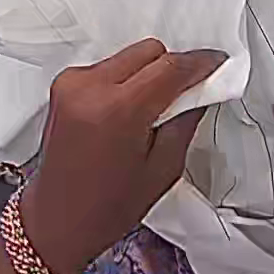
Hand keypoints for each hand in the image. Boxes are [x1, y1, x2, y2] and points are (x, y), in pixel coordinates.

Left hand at [21, 39, 225, 273]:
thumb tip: (203, 89)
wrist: (55, 221)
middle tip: (185, 96)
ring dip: (149, 72)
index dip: (201, 63)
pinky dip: (127, 78)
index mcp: (117, 110)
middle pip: (151, 52)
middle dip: (173, 69)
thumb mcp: (164, 168)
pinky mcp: (64, 83)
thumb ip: (187, 119)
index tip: (218, 65)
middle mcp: (90, 88)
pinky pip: (110, 65)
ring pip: (131, 55)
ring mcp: (72, 83)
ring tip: (152, 109)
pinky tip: (127, 109)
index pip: (171, 67)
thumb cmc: (107, 207)